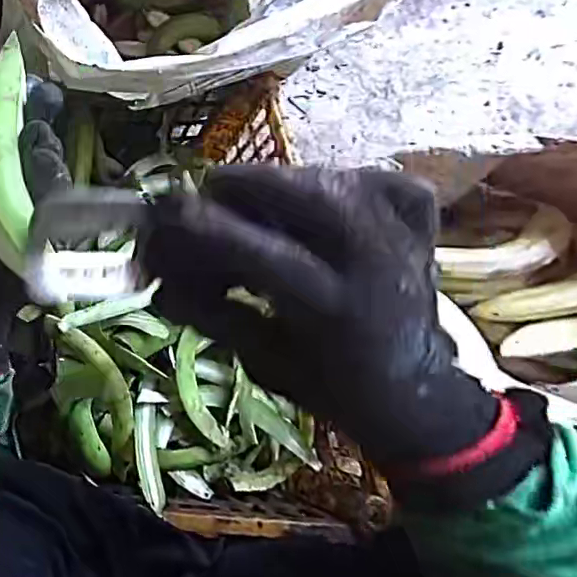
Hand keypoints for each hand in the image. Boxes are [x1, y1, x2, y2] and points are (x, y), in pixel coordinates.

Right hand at [142, 167, 548, 506]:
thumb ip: (209, 314)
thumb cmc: (327, 388)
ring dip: (281, 181)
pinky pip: (382, 183)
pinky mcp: (420, 230)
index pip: (260, 251)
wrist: (415, 397)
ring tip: (250, 200)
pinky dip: (343, 181)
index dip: (208, 227)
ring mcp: (406, 241)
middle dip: (245, 185)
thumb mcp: (259, 361)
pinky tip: (316, 201)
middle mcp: (376, 265)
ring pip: (336, 179)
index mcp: (334, 309)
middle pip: (308, 193)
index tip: (166, 215)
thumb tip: (157, 280)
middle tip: (207, 195)